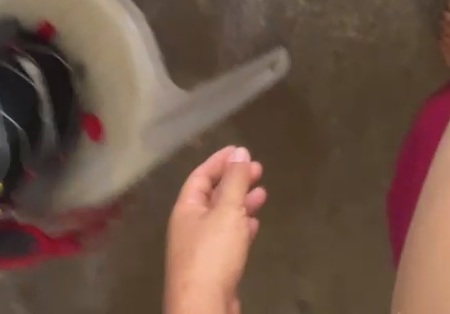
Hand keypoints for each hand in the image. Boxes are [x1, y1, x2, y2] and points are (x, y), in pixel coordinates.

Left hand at [165, 146, 267, 313]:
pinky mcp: (213, 268)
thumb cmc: (212, 254)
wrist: (204, 310)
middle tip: (258, 169)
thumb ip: (235, 180)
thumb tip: (240, 151)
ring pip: (222, 216)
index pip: (201, 176)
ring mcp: (200, 249)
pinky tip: (255, 223)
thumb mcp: (227, 210)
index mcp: (186, 210)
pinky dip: (242, 226)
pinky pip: (227, 237)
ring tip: (263, 193)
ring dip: (242, 202)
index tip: (241, 150)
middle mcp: (190, 227)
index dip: (220, 161)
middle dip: (235, 180)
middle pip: (213, 195)